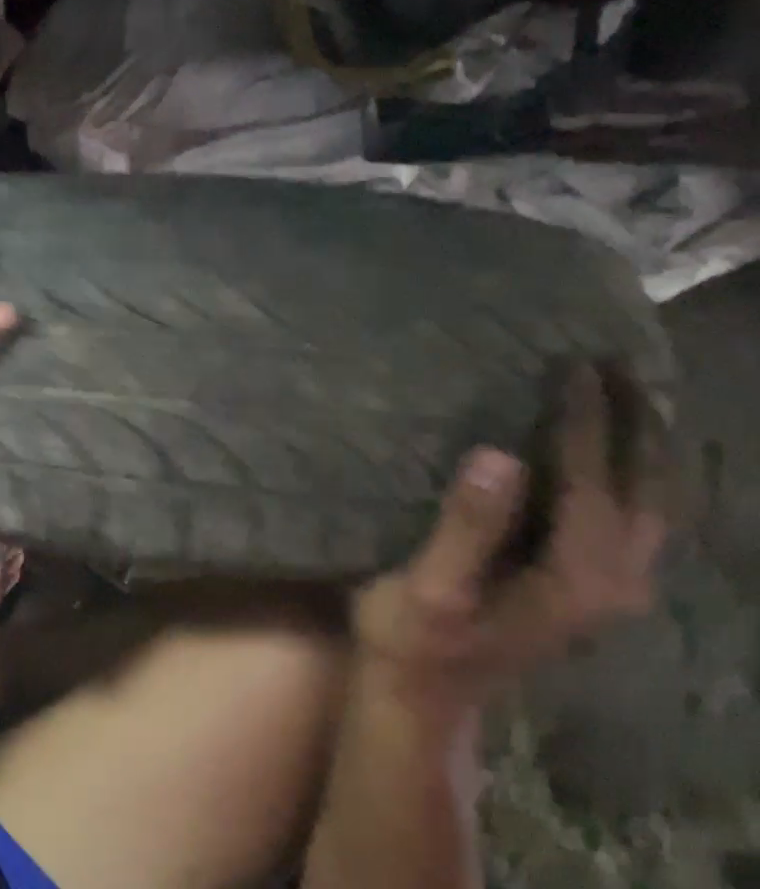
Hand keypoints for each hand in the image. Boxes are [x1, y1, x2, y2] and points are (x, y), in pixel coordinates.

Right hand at [354, 363, 670, 711]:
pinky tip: (611, 455)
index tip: (576, 368)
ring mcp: (611, 591)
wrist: (420, 697)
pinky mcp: (593, 590)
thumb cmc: (412, 640)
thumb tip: (499, 458)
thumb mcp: (428, 587)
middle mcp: (615, 583)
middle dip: (638, 424)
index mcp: (578, 578)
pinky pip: (634, 520)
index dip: (586, 422)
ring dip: (644, 448)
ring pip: (652, 505)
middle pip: (646, 489)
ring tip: (625, 397)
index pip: (593, 482)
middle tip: (617, 366)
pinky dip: (632, 477)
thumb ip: (467, 528)